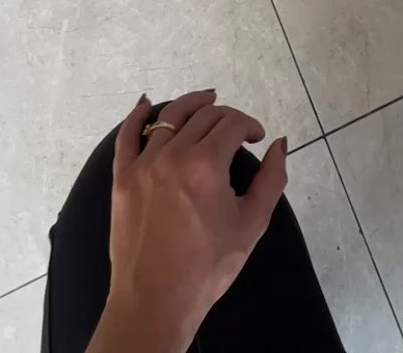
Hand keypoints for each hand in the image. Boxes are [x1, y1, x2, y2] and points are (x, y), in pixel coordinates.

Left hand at [89, 90, 288, 352]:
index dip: (250, 124)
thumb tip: (280, 143)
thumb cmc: (207, 267)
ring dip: (192, 103)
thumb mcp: (251, 224)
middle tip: (237, 131)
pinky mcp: (122, 178)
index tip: (257, 138)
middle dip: (227, 116)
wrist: (154, 303)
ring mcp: (143, 165)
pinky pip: (126, 136)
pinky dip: (136, 115)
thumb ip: (272, 178)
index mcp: (206, 165)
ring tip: (206, 99)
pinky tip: (146, 103)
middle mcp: (173, 155)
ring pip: (170, 116)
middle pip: (204, 114)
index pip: (233, 122)